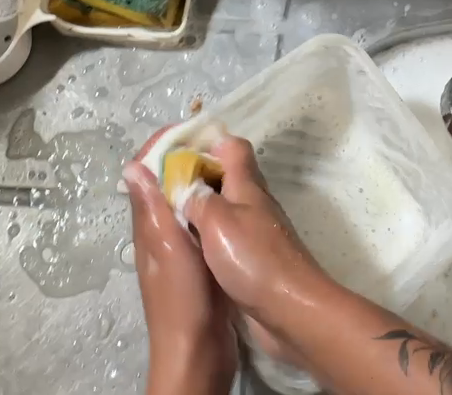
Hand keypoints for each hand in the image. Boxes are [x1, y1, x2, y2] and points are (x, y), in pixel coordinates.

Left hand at [126, 132, 235, 394]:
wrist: (197, 353)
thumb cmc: (182, 298)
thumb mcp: (168, 248)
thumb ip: (152, 209)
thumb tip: (131, 165)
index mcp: (149, 224)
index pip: (148, 170)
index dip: (166, 143)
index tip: (194, 124)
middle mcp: (161, 229)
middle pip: (168, 179)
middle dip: (188, 153)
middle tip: (220, 137)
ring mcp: (181, 243)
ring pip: (187, 196)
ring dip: (202, 173)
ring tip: (231, 157)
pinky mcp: (200, 257)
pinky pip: (204, 216)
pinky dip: (214, 198)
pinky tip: (235, 196)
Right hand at [182, 135, 331, 319]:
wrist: (290, 309)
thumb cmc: (254, 259)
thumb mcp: (217, 221)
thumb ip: (195, 196)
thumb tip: (175, 176)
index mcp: (246, 184)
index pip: (230, 146)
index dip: (204, 142)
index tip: (173, 152)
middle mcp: (252, 201)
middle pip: (224, 174)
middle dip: (194, 175)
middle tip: (161, 185)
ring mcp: (254, 228)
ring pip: (222, 204)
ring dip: (198, 204)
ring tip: (166, 213)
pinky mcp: (252, 255)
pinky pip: (224, 232)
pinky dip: (204, 232)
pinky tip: (187, 244)